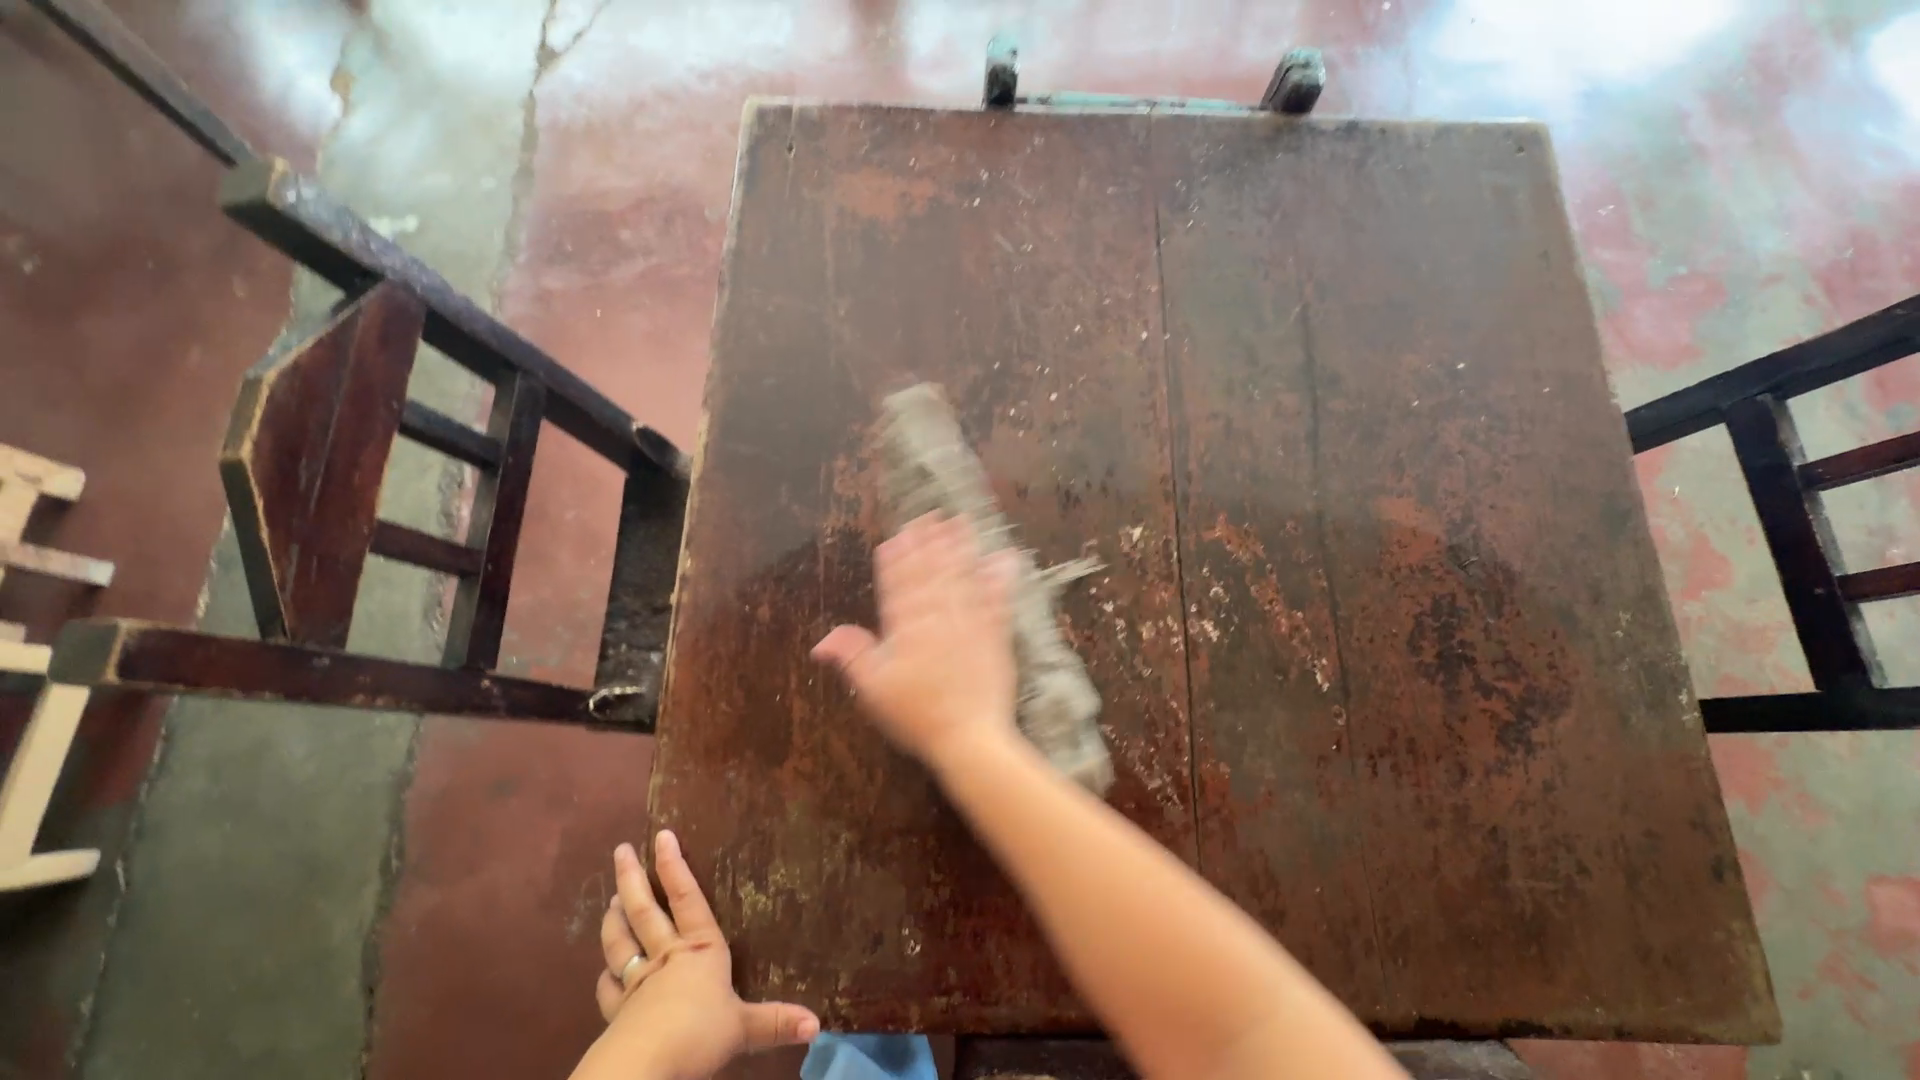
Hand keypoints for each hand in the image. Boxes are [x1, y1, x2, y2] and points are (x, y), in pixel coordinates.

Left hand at [577, 831, 817, 1079]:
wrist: (644, 1066)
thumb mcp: (745, 1027)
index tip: (662, 835)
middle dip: (633, 879)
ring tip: (610, 899)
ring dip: (615, 920)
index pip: (686, 897)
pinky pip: (609, 989)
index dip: (674, 865)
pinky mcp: (618, 1013)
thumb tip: (817, 1024)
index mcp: (700, 950)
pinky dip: (605, 978)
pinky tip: (602, 973)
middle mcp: (666, 957)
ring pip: (622, 942)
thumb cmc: (699, 1032)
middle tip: (621, 850)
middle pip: (645, 911)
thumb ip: (776, 1022)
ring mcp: (638, 984)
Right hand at [811, 513, 1018, 765]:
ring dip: (960, 549)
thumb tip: (820, 640)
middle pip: (931, 574)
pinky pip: (998, 601)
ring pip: (962, 578)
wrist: (968, 737)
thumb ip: (852, 657)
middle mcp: (938, 619)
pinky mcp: (996, 635)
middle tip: (930, 516)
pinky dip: (1000, 578)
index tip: (898, 536)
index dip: (898, 560)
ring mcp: (969, 624)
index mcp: (906, 629)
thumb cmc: (917, 715)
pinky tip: (1003, 558)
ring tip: (959, 523)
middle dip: (929, 543)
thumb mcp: (874, 689)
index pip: (898, 586)